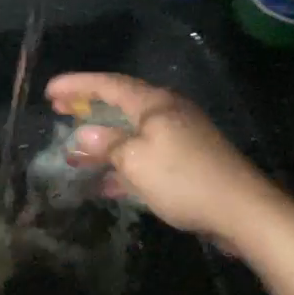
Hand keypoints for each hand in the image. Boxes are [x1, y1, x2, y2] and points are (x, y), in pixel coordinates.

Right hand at [44, 72, 278, 240]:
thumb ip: (108, 144)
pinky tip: (105, 183)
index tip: (49, 91)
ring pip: (131, 131)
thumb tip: (83, 133)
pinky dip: (124, 164)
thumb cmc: (184, 178)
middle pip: (119, 103)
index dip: (77, 85)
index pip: (107, 84)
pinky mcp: (187, 161)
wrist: (244, 210)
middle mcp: (165, 111)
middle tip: (58, 112)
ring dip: (103, 140)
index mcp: (153, 102)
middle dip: (88, 108)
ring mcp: (178, 136)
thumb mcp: (137, 161)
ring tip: (75, 152)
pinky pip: (145, 154)